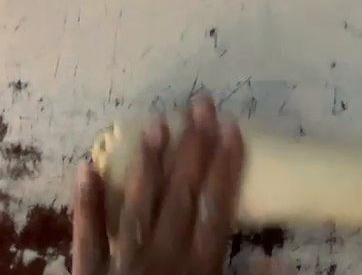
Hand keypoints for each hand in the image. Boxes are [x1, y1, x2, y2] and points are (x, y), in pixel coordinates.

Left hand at [74, 91, 245, 274]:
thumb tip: (275, 255)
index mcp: (197, 267)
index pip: (216, 207)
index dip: (226, 165)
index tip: (231, 124)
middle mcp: (161, 255)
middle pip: (180, 193)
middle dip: (193, 145)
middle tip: (201, 103)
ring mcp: (122, 262)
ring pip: (138, 204)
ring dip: (149, 161)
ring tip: (157, 119)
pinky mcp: (89, 272)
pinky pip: (88, 235)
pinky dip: (88, 201)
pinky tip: (87, 166)